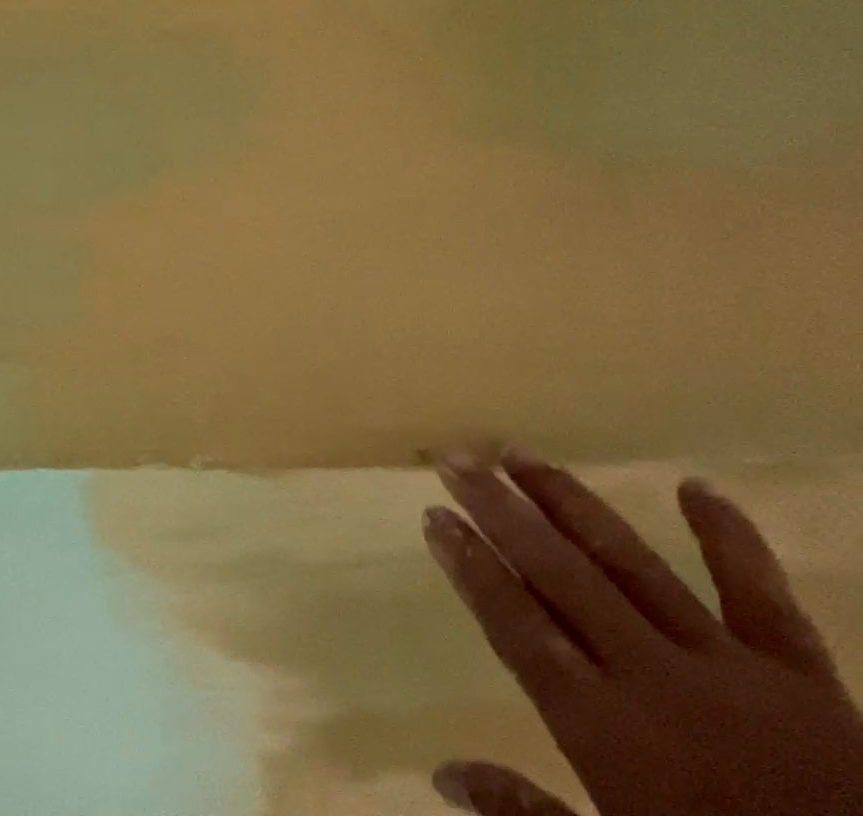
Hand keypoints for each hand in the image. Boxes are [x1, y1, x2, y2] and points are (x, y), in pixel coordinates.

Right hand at [423, 448, 862, 815]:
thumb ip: (525, 812)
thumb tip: (441, 772)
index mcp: (603, 726)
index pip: (517, 625)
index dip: (471, 567)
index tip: (435, 515)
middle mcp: (652, 677)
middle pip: (561, 577)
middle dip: (502, 513)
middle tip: (458, 460)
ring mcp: (729, 667)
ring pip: (633, 567)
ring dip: (573, 506)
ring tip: (523, 456)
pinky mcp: (801, 673)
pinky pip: (761, 597)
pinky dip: (730, 539)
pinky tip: (695, 487)